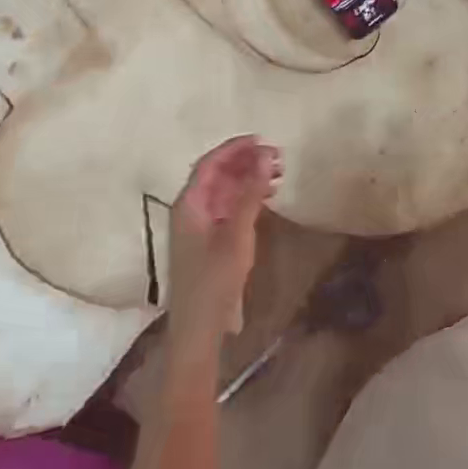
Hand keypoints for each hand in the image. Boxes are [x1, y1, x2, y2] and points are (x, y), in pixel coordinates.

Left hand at [166, 136, 281, 349]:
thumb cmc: (214, 281)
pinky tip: (267, 196)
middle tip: (277, 156)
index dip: (235, 148)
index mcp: (189, 203)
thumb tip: (265, 156)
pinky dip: (246, 197)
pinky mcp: (208, 240)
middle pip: (217, 173)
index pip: (210, 163)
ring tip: (278, 173)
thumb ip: (251, 194)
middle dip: (245, 161)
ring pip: (224, 190)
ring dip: (248, 178)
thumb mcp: (237, 235)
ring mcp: (198, 225)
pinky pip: (227, 207)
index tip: (263, 140)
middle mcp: (190, 209)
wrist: (199, 328)